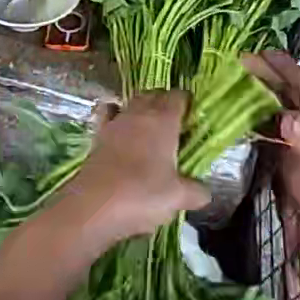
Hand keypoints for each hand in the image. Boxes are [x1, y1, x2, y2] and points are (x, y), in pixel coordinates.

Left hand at [50, 91, 210, 253]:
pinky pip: (109, 115)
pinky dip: (116, 116)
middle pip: (153, 95)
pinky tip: (122, 131)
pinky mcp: (97, 135)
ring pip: (131, 104)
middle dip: (164, 102)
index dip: (187, 102)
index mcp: (162, 121)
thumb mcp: (178, 197)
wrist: (94, 204)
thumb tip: (204, 191)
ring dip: (141, 109)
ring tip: (151, 128)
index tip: (194, 115)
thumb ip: (196, 191)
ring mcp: (114, 122)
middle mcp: (137, 114)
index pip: (177, 97)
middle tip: (176, 123)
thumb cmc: (142, 194)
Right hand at [242, 51, 299, 259]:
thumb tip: (284, 118)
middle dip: (265, 77)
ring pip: (276, 110)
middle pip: (288, 93)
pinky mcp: (290, 157)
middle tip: (236, 63)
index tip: (261, 52)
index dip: (285, 68)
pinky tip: (235, 114)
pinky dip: (253, 122)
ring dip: (256, 97)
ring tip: (230, 83)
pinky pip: (269, 132)